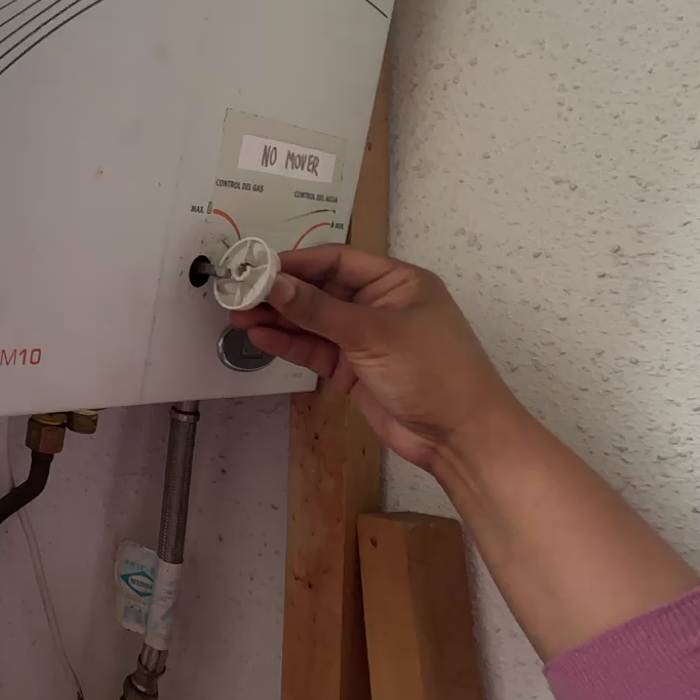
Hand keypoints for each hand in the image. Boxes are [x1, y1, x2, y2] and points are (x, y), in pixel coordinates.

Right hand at [230, 245, 523, 472]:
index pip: (336, 261)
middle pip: (318, 290)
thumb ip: (318, 310)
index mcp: (396, 283)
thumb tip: (273, 283)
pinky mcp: (351, 367)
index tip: (256, 267)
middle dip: (279, 293)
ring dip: (277, 319)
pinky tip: (260, 337)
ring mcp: (363, 337)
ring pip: (311, 321)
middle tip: (239, 293)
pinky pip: (313, 348)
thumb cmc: (433, 372)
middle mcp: (377, 304)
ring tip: (238, 316)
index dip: (295, 263)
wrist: (461, 439)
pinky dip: (287, 343)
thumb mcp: (373, 334)